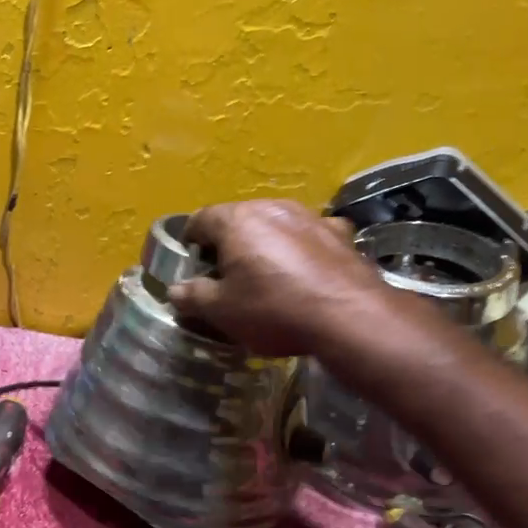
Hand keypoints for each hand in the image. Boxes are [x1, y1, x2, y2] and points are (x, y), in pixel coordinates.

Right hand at [167, 199, 389, 356]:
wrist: (353, 319)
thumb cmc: (274, 309)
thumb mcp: (221, 311)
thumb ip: (192, 296)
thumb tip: (175, 290)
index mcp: (235, 220)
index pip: (199, 219)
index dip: (190, 243)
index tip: (193, 267)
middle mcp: (271, 207)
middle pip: (238, 219)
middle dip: (229, 243)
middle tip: (228, 276)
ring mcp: (310, 217)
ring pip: (275, 224)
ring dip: (266, 243)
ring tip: (268, 275)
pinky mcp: (341, 233)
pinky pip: (312, 235)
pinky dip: (304, 248)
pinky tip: (308, 272)